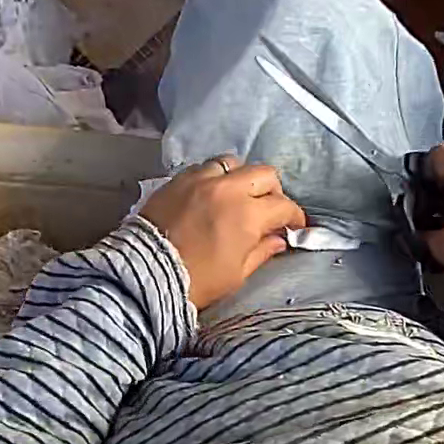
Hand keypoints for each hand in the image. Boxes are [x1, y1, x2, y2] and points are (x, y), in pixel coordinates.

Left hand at [142, 154, 307, 308]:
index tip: (296, 227)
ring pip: (235, 163)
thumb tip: (278, 239)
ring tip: (241, 196)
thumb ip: (262, 251)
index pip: (284, 205)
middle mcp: (228, 188)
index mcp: (248, 214)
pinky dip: (218, 177)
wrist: (148, 273)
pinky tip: (215, 194)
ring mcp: (201, 179)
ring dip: (244, 178)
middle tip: (271, 210)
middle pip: (264, 173)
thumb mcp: (237, 273)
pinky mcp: (179, 179)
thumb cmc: (199, 280)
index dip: (295, 216)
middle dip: (274, 191)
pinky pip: (207, 167)